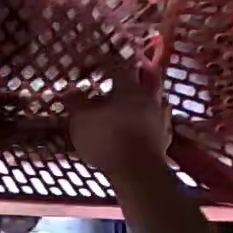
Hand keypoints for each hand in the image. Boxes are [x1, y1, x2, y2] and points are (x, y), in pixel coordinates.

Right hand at [68, 50, 170, 175]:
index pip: (116, 67)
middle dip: (139, 70)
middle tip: (131, 67)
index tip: (92, 60)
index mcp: (128, 90)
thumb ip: (76, 103)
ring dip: (150, 93)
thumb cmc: (106, 140)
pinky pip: (162, 119)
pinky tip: (149, 120)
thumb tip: (68, 91)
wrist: (137, 172)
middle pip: (148, 77)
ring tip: (141, 94)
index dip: (103, 61)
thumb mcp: (81, 120)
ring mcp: (160, 118)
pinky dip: (154, 116)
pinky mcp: (165, 137)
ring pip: (159, 97)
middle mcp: (149, 99)